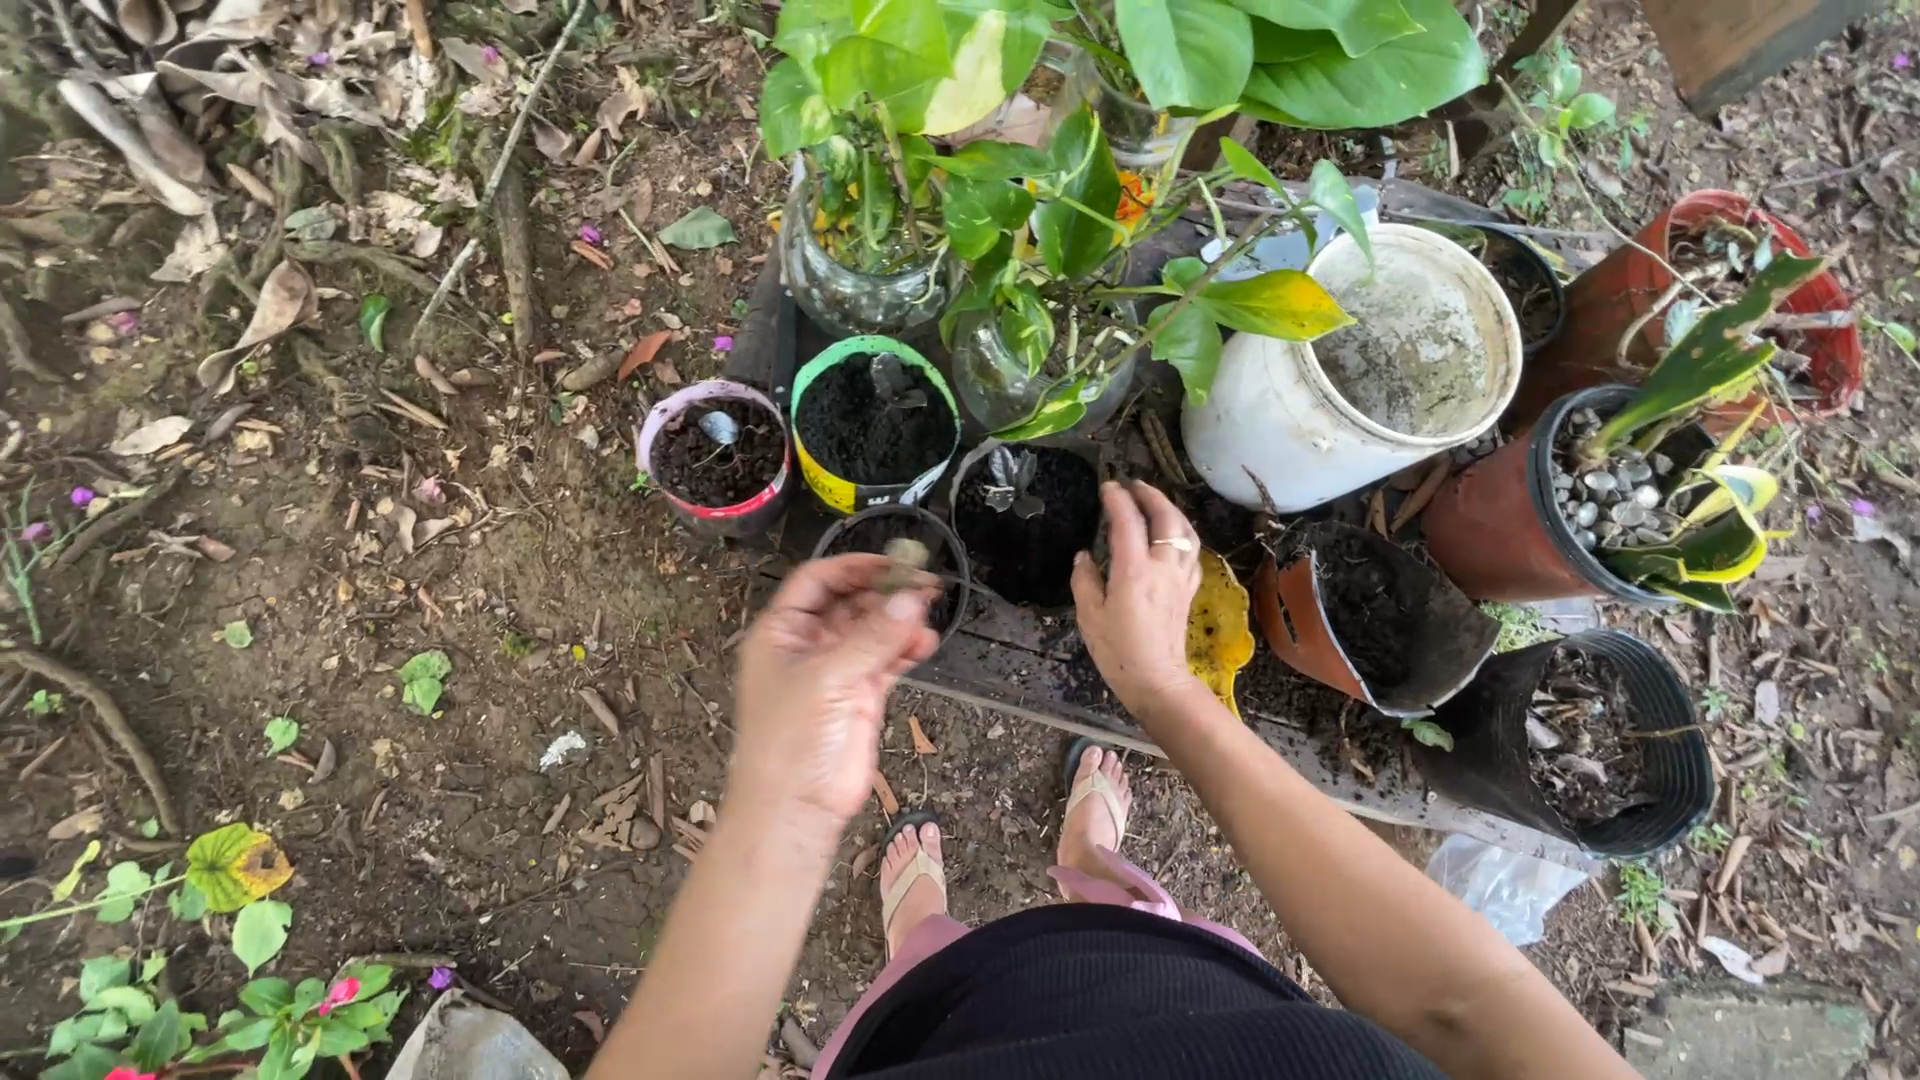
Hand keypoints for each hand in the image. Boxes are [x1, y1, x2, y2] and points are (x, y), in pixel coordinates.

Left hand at [730, 554, 938, 826]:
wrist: (795, 808)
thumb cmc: (789, 739)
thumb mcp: (826, 678)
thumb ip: (872, 638)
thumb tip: (912, 600)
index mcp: (782, 631)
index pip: (818, 581)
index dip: (853, 567)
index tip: (893, 563)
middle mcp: (809, 644)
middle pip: (851, 601)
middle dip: (885, 592)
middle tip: (923, 586)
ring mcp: (838, 669)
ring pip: (874, 629)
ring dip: (900, 619)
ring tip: (929, 612)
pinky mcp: (862, 694)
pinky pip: (888, 659)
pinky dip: (907, 649)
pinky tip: (925, 642)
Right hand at [1072, 480, 1205, 713]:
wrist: (1156, 680)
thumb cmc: (1117, 651)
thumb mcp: (1089, 616)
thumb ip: (1085, 580)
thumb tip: (1084, 556)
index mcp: (1133, 571)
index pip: (1127, 522)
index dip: (1117, 499)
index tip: (1108, 486)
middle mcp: (1162, 568)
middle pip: (1166, 519)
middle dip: (1151, 495)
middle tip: (1134, 484)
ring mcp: (1179, 579)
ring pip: (1186, 533)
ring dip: (1172, 511)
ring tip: (1156, 502)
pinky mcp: (1188, 591)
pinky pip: (1192, 554)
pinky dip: (1183, 536)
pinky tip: (1173, 537)